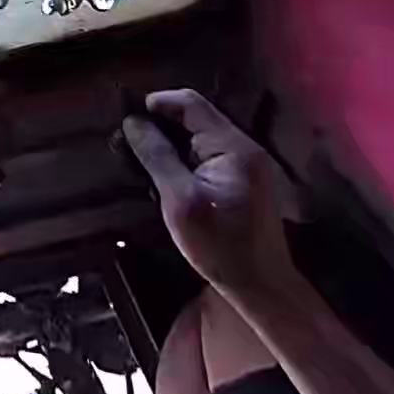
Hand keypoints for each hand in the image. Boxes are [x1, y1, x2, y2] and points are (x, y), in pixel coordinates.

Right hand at [121, 89, 293, 290]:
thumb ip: (156, 154)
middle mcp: (245, 148)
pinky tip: (168, 171)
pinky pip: (208, 151)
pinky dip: (185, 153)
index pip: (190, 103)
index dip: (157, 102)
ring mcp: (248, 164)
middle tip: (132, 139)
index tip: (130, 119)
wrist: (264, 291)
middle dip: (162, 121)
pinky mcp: (245, 179)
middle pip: (196, 115)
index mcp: (233, 148)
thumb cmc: (220, 246)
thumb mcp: (179, 199)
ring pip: (200, 133)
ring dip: (171, 139)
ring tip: (145, 155)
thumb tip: (133, 121)